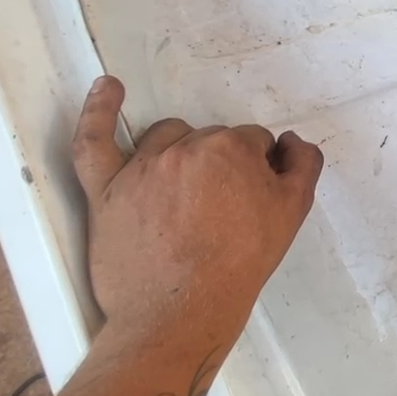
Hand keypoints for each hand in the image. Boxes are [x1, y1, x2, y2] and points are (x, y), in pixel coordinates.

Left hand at [70, 76, 322, 351]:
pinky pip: (93, 142)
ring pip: (170, 136)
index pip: (254, 141)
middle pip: (213, 138)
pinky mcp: (105, 191)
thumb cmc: (244, 257)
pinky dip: (98, 111)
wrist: (183, 307)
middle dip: (226, 163)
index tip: (255, 198)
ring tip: (192, 187)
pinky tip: (107, 88)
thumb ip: (303, 162)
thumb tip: (290, 142)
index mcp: (232, 148)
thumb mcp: (295, 208)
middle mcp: (185, 148)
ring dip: (186, 149)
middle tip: (228, 206)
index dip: (259, 168)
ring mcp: (140, 168)